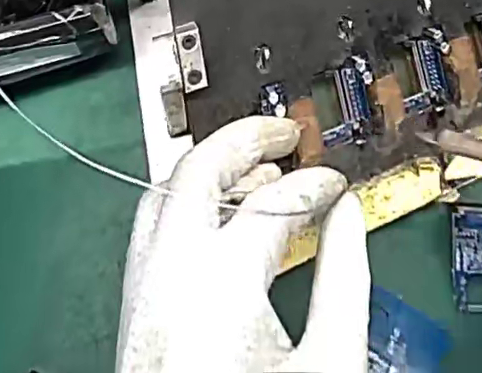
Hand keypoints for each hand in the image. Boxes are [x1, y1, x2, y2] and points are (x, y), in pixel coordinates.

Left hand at [117, 116, 369, 372]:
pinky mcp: (135, 318)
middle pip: (195, 172)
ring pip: (164, 194)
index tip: (338, 185)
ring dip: (214, 167)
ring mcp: (142, 299)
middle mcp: (166, 284)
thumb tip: (346, 213)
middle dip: (245, 138)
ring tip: (261, 163)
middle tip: (287, 132)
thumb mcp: (331, 366)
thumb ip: (345, 277)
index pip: (273, 202)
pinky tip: (229, 213)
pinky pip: (156, 230)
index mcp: (218, 296)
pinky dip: (192, 203)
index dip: (316, 182)